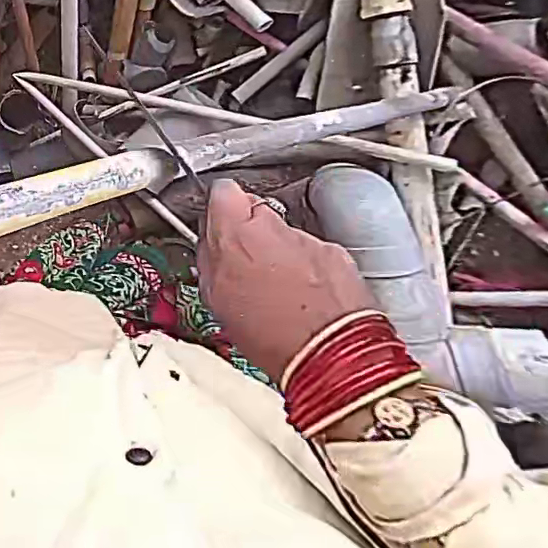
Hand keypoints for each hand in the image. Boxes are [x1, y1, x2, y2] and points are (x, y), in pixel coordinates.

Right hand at [198, 179, 374, 381]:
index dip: (218, 204)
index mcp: (234, 233)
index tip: (217, 219)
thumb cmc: (268, 332)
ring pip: (284, 233)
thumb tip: (209, 241)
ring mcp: (309, 241)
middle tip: (243, 259)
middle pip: (255, 209)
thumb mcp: (213, 294)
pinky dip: (306, 267)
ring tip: (275, 285)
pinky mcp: (339, 256)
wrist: (331, 358)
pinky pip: (313, 252)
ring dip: (278, 250)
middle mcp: (273, 228)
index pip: (222, 190)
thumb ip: (209, 255)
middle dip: (248, 229)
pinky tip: (301, 294)